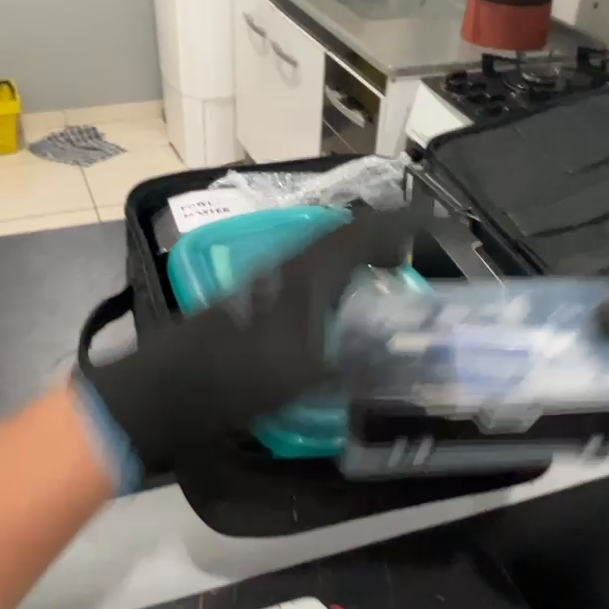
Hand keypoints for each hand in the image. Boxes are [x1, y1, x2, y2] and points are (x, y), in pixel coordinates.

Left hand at [77, 210, 412, 488]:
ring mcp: (267, 274)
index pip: (366, 229)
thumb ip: (360, 367)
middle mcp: (289, 261)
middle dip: (384, 237)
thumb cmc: (238, 377)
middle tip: (413, 253)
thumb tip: (404, 361)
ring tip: (384, 271)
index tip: (440, 226)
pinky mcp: (253, 292)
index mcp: (308, 271)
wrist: (169, 386)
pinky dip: (334, 273)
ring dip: (358, 254)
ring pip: (324, 250)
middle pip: (346, 233)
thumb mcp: (307, 378)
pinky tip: (336, 302)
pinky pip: (307, 269)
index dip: (406, 222)